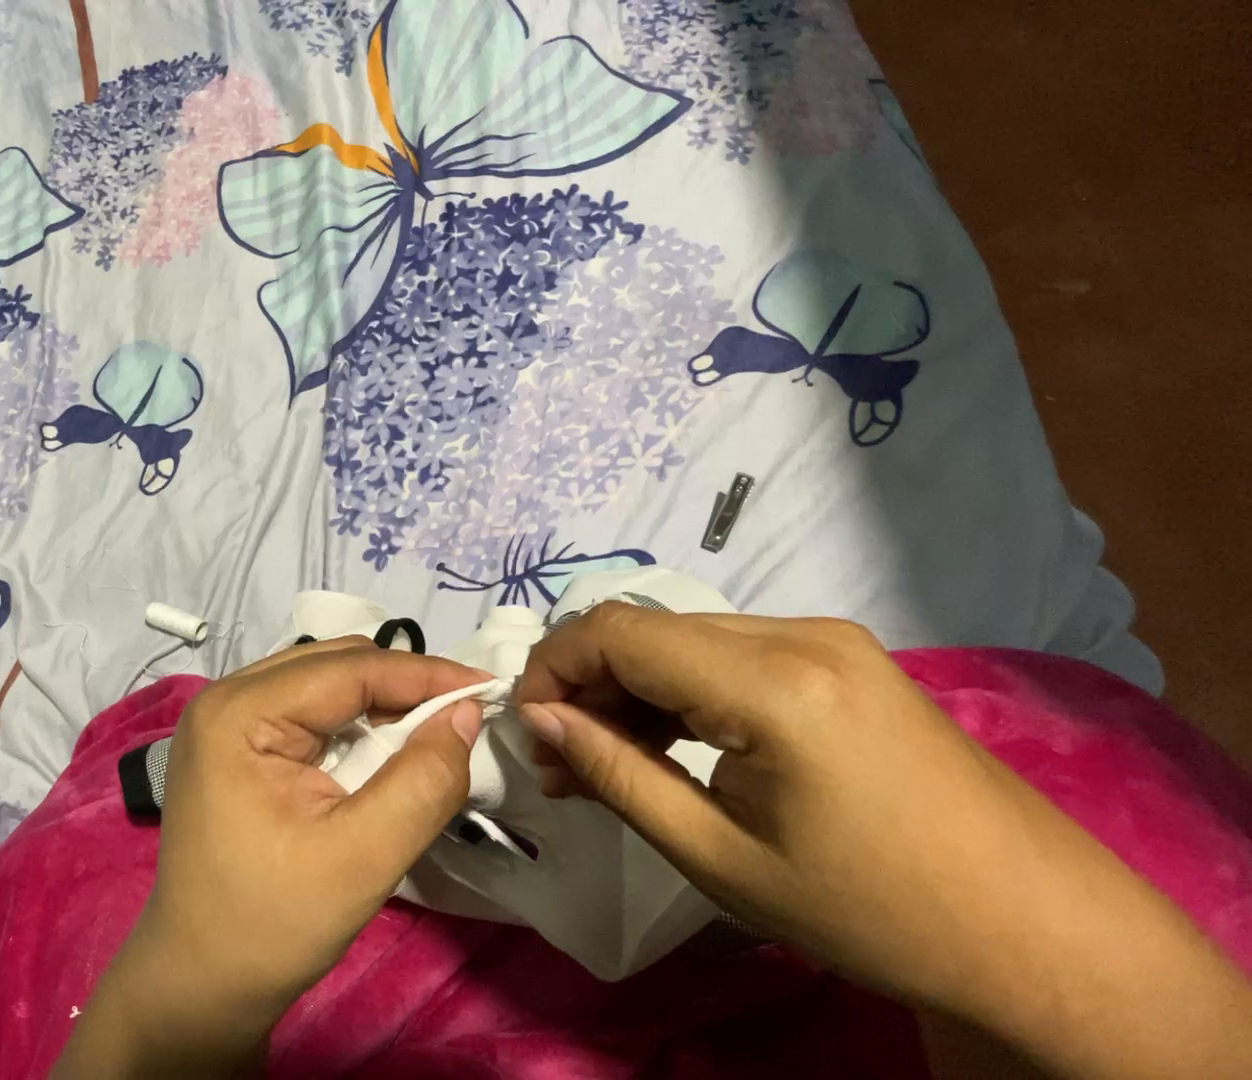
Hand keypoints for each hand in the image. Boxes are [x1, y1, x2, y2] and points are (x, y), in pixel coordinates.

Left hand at [58, 640, 488, 1076]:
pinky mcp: (237, 743)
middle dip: (404, 685)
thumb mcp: (361, 859)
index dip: (423, 675)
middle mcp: (226, 699)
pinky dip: (355, 721)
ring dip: (382, 701)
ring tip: (434, 729)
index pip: (347, 670)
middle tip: (465, 715)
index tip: (490, 690)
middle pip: (334, 666)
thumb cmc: (272, 925)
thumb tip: (464, 714)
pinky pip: (309, 710)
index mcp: (239, 714)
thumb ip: (421, 783)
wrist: (201, 982)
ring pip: (324, 682)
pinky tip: (386, 746)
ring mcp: (227, 720)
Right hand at [514, 604, 1251, 1079]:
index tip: (529, 731)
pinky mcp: (840, 658)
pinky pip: (726, 654)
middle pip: (646, 628)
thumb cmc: (875, 911)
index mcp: (774, 682)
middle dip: (586, 684)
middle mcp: (798, 634)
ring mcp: (826, 639)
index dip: (553, 667)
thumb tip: (538, 720)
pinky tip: (666, 743)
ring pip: (682, 639)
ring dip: (629, 689)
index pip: (618, 631)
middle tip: (561, 762)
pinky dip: (678, 691)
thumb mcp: (719, 858)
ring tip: (603, 762)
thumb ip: (615, 774)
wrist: (1045, 935)